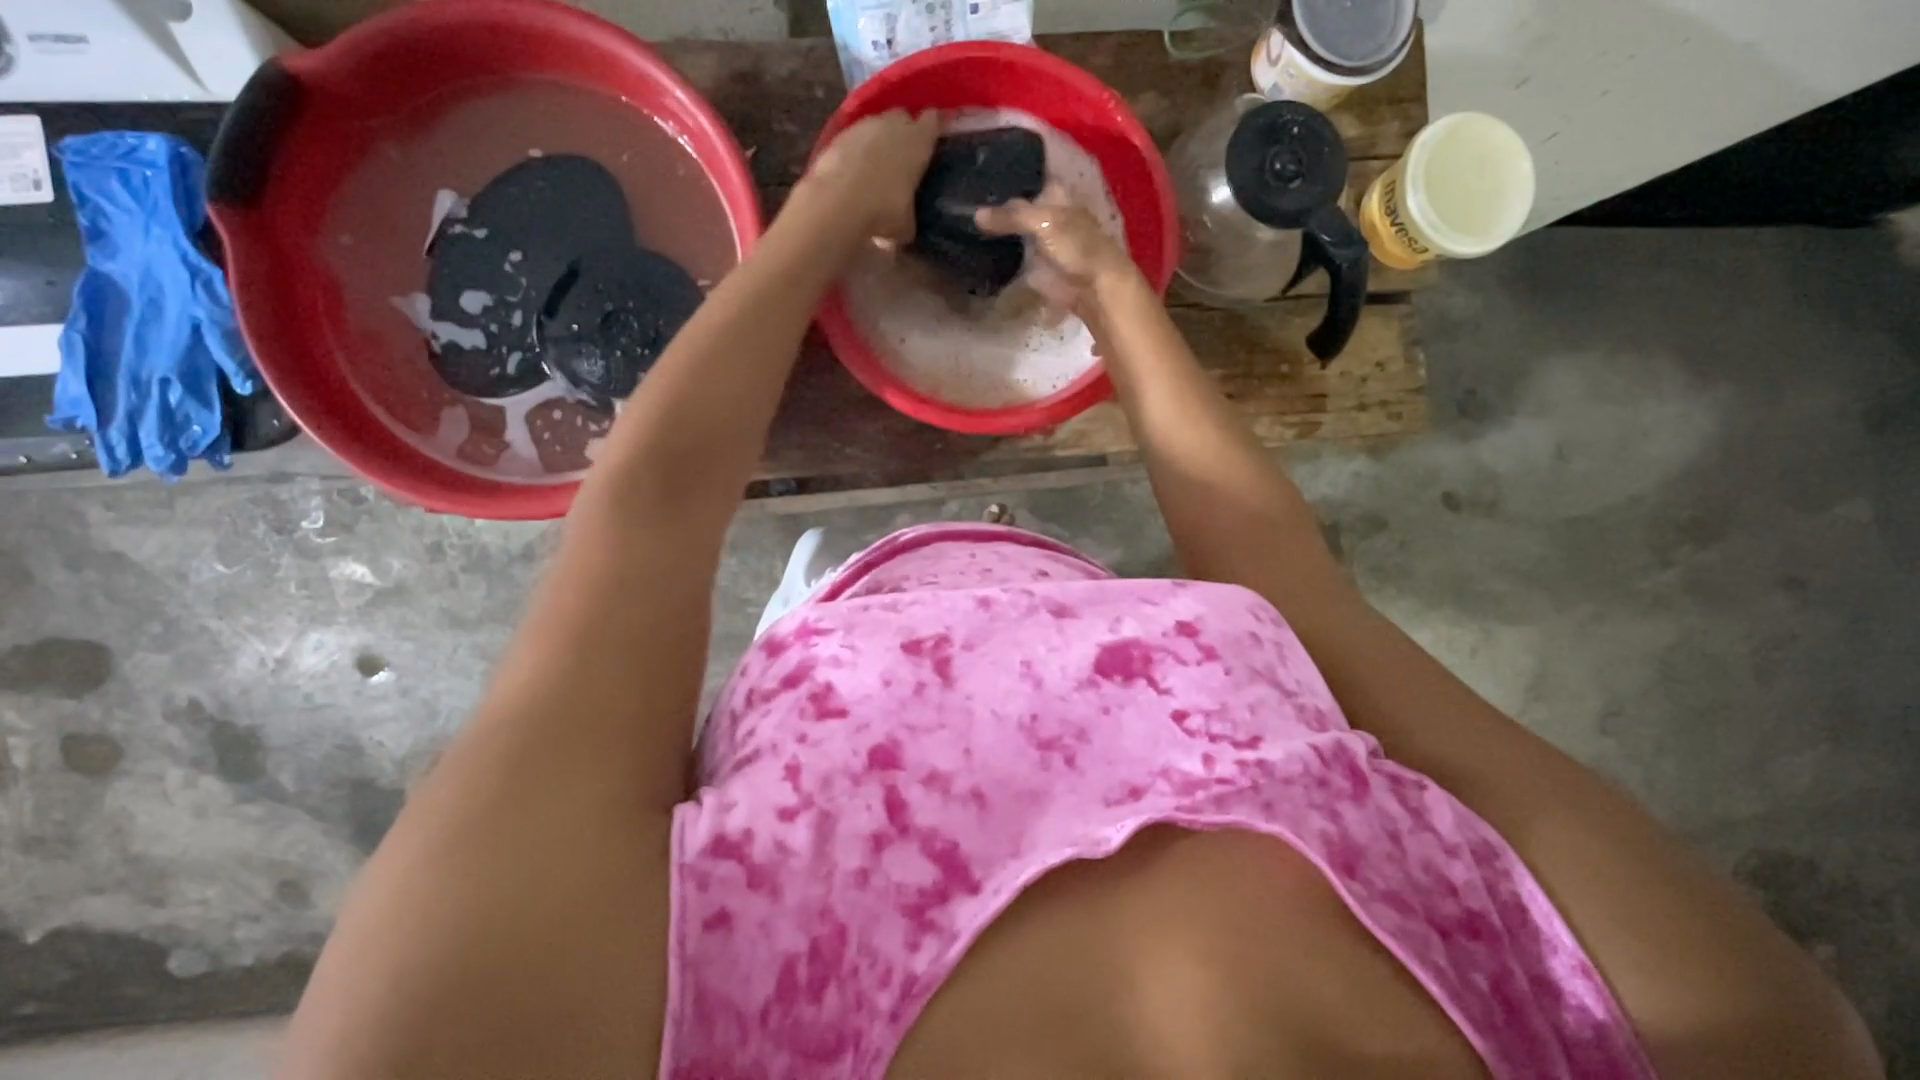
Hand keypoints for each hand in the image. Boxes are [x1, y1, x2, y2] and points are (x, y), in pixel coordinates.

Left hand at [799, 109, 941, 245]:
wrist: (836, 204)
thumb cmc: (883, 211)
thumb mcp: (906, 224)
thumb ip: (909, 214)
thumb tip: (903, 225)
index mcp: (918, 141)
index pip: (934, 120)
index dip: (937, 124)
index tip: (939, 132)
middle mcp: (892, 125)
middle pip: (902, 116)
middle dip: (904, 129)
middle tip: (904, 151)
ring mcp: (862, 127)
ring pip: (875, 125)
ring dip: (877, 139)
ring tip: (876, 163)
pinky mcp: (836, 136)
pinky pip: (852, 138)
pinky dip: (855, 150)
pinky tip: (853, 170)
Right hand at [976, 187, 1140, 317]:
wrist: (1092, 288)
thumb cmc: (1077, 245)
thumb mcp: (1044, 221)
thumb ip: (1010, 216)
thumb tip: (976, 215)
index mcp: (1054, 193)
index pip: (1026, 176)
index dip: (1005, 172)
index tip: (976, 169)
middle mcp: (1044, 211)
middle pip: (1014, 204)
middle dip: (993, 202)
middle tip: (961, 195)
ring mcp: (1036, 238)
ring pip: (1009, 228)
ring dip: (991, 228)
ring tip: (960, 218)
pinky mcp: (1030, 263)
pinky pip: (1008, 253)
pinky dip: (994, 251)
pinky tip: (972, 244)